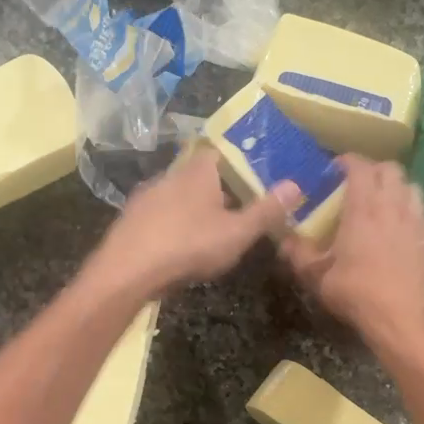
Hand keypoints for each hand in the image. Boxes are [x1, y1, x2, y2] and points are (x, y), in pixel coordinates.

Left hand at [85, 147, 297, 296]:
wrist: (126, 272)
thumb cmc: (188, 246)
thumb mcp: (237, 232)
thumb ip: (266, 210)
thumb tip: (297, 184)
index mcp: (199, 169)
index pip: (223, 151)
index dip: (242, 162)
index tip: (258, 177)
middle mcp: (171, 174)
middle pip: (201, 174)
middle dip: (220, 189)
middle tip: (241, 208)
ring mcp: (147, 196)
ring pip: (179, 196)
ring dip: (195, 209)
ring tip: (213, 230)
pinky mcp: (131, 220)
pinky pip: (160, 216)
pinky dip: (173, 225)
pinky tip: (180, 245)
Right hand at [282, 156, 423, 357]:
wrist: (401, 317)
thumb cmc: (356, 293)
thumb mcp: (317, 276)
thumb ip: (299, 254)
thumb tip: (284, 241)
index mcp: (363, 208)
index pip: (360, 167)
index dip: (346, 161)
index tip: (334, 168)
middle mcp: (392, 205)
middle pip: (389, 168)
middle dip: (372, 169)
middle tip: (356, 183)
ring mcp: (414, 219)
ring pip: (409, 184)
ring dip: (393, 185)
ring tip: (379, 200)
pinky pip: (419, 207)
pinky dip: (407, 205)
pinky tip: (396, 223)